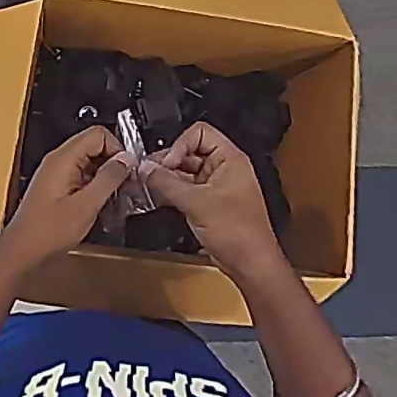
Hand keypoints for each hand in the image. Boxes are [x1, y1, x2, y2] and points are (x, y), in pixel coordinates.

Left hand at [0, 126, 133, 268]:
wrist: (23, 250)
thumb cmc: (48, 231)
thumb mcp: (87, 205)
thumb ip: (108, 178)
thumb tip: (126, 159)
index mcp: (63, 159)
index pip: (98, 134)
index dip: (117, 150)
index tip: (126, 170)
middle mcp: (58, 160)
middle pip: (95, 145)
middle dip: (113, 162)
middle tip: (123, 184)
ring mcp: (56, 171)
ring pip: (90, 160)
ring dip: (105, 175)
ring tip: (112, 196)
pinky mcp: (57, 184)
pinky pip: (82, 173)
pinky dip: (94, 183)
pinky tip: (98, 203)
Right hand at [141, 122, 286, 277]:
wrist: (249, 263)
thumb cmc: (240, 233)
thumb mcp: (196, 202)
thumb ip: (167, 183)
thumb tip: (147, 169)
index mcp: (230, 159)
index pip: (199, 133)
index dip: (179, 145)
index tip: (166, 164)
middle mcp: (225, 169)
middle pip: (189, 152)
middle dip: (168, 163)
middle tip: (150, 175)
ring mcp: (217, 187)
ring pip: (186, 173)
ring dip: (168, 179)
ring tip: (150, 187)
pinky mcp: (210, 204)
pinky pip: (187, 190)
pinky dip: (173, 193)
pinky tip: (159, 199)